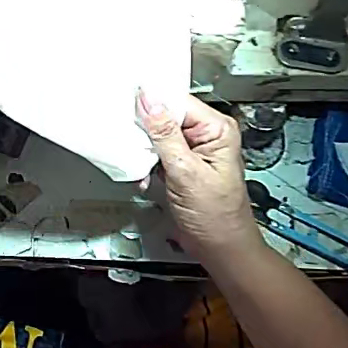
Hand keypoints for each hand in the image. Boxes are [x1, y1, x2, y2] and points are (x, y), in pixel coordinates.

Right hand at [136, 91, 265, 262]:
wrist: (218, 247)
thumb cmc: (216, 216)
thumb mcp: (186, 172)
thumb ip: (165, 135)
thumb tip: (150, 102)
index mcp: (217, 129)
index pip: (179, 101)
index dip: (153, 102)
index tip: (129, 106)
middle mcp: (206, 135)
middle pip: (166, 116)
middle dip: (146, 130)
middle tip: (134, 141)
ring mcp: (192, 150)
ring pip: (157, 135)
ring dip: (144, 150)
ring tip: (143, 165)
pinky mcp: (180, 164)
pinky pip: (156, 153)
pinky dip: (146, 164)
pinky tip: (146, 176)